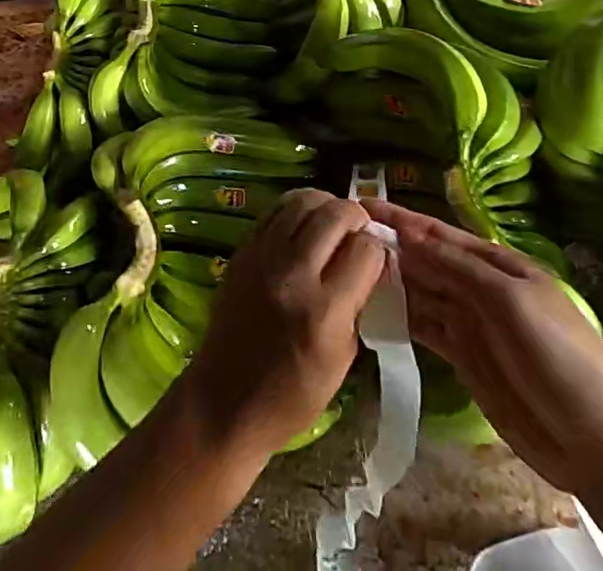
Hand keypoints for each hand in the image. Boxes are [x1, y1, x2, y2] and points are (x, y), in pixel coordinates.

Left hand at [176, 190, 385, 454]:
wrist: (225, 401)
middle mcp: (292, 275)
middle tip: (358, 233)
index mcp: (324, 310)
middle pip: (336, 213)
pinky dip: (297, 210)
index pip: (365, 249)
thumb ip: (360, 302)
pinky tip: (305, 227)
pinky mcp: (242, 252)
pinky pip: (276, 211)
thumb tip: (372, 262)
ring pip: (304, 200)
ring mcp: (262, 258)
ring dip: (327, 205)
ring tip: (333, 224)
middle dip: (357, 217)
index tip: (376, 260)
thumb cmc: (292, 394)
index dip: (377, 250)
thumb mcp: (344, 356)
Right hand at [364, 200, 602, 496]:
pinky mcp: (463, 358)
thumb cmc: (561, 356)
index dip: (399, 218)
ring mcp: (470, 324)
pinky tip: (370, 313)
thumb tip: (409, 234)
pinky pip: (423, 328)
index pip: (437, 234)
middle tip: (337, 239)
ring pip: (419, 293)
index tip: (357, 205)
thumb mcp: (511, 300)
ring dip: (387, 281)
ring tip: (343, 271)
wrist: (597, 439)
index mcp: (495, 263)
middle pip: (424, 261)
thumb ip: (458, 267)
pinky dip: (398, 318)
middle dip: (386, 247)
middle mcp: (478, 287)